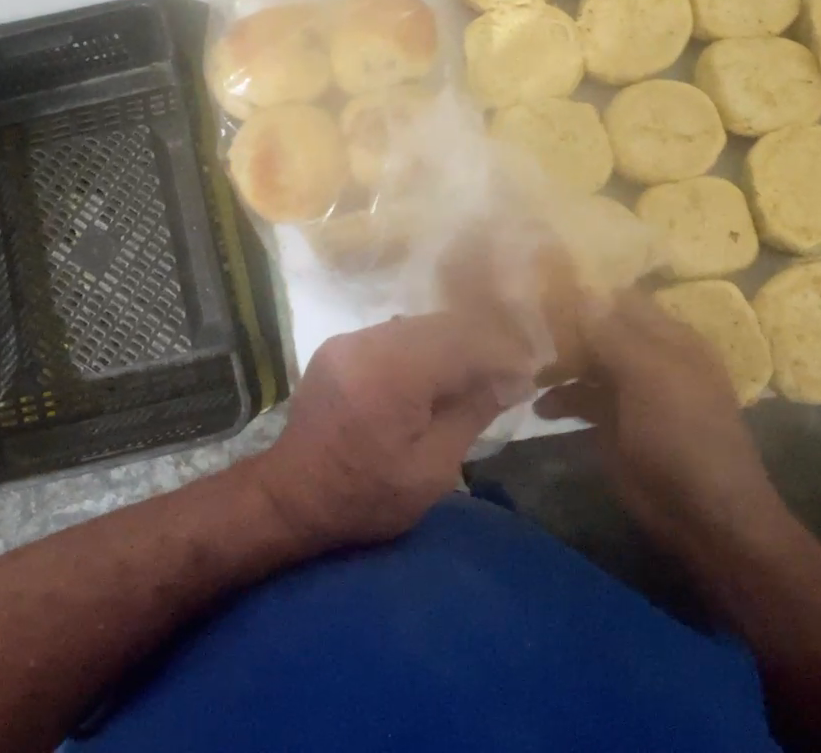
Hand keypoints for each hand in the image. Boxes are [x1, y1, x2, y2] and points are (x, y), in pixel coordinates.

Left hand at [250, 313, 534, 550]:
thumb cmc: (365, 495)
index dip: (503, 355)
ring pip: (417, 326)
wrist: (291, 496)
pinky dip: (422, 348)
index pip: (465, 342)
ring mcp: (349, 340)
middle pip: (441, 325)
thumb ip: (473, 412)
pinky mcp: (337, 347)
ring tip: (477, 376)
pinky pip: (392, 335)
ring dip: (452, 345)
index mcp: (394, 371)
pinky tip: (436, 375)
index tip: (529, 375)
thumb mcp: (433, 467)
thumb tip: (514, 378)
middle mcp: (368, 341)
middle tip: (508, 375)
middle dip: (481, 345)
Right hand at [537, 293, 791, 565]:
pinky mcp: (612, 424)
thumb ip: (611, 332)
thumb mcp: (650, 375)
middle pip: (596, 328)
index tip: (535, 284)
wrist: (703, 514)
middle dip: (560, 326)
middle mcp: (649, 357)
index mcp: (669, 338)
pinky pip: (579, 399)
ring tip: (521, 367)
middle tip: (515, 324)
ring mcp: (630, 392)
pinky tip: (537, 406)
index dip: (582, 289)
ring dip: (554, 362)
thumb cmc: (683, 436)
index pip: (619, 298)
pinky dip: (558, 398)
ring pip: (584, 363)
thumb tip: (577, 290)